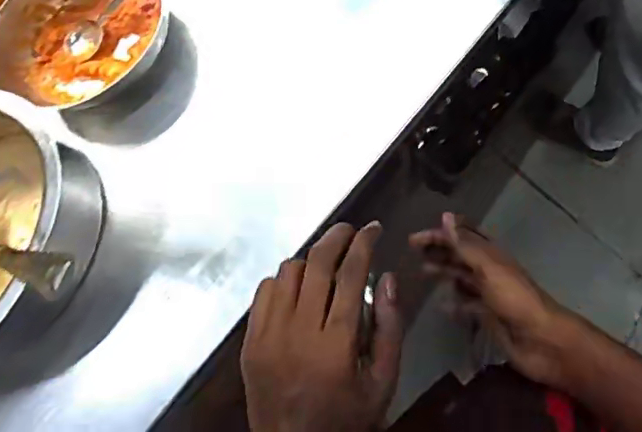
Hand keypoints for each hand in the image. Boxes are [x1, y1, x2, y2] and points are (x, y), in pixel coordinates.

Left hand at [242, 222, 403, 431]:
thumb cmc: (345, 419)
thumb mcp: (382, 385)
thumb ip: (391, 330)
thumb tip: (387, 277)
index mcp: (336, 348)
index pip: (351, 276)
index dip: (364, 244)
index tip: (373, 229)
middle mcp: (299, 334)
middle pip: (317, 262)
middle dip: (337, 237)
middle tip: (350, 231)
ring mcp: (270, 335)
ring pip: (289, 270)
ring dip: (311, 261)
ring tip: (326, 268)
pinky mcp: (250, 340)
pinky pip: (265, 289)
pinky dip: (283, 281)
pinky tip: (297, 291)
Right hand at [410, 213, 580, 392]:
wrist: (544, 341)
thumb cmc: (515, 298)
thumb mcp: (487, 267)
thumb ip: (464, 244)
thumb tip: (445, 215)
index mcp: (489, 253)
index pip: (460, 235)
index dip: (439, 234)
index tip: (415, 239)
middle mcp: (488, 270)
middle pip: (459, 254)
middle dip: (438, 251)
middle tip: (414, 253)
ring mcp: (489, 294)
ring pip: (461, 278)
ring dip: (444, 273)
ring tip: (423, 274)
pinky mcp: (490, 317)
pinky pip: (467, 305)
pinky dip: (454, 303)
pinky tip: (442, 307)